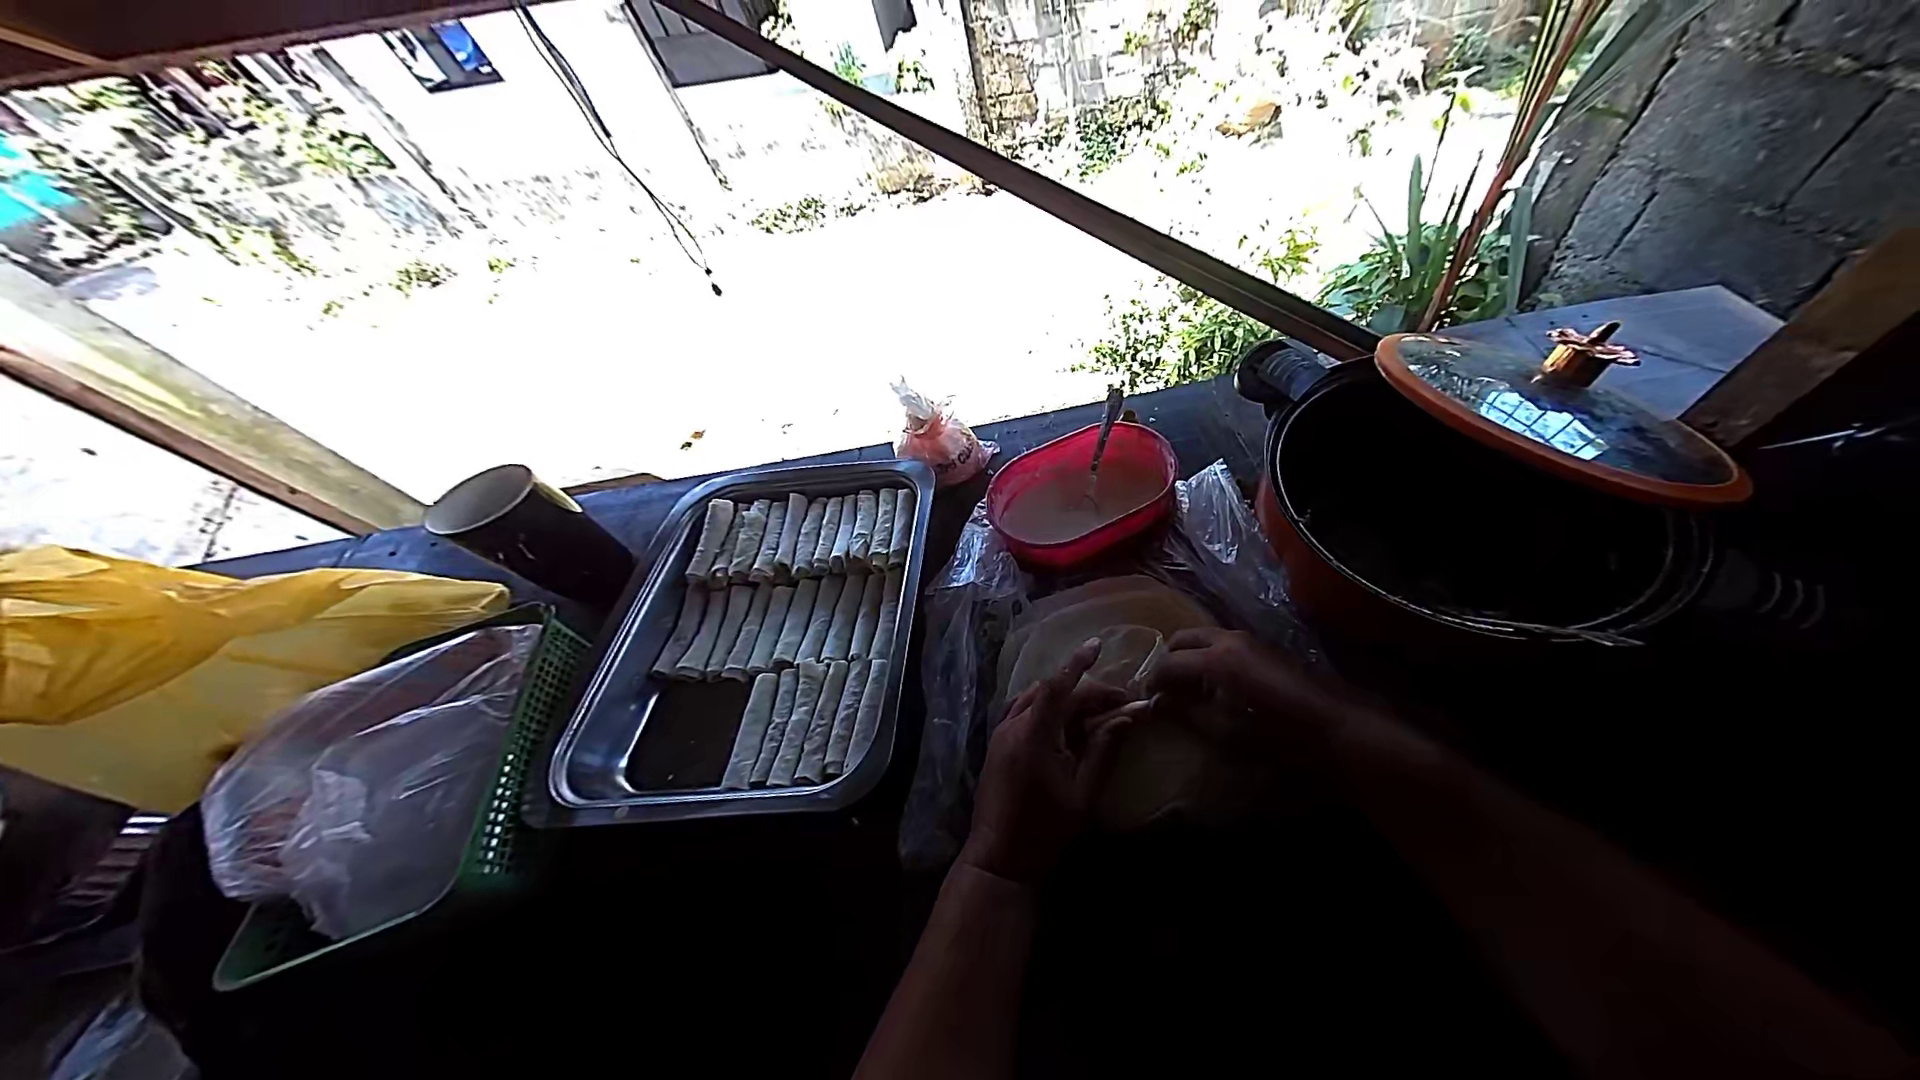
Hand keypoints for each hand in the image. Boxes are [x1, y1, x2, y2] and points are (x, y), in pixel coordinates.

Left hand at [961, 639, 1139, 883]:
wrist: (999, 857)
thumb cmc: (1045, 830)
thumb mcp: (1083, 793)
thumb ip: (1104, 751)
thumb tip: (1127, 718)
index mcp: (1033, 735)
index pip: (1057, 686)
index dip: (1077, 664)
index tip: (1097, 645)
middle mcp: (1012, 726)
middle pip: (1050, 693)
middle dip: (1084, 692)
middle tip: (1118, 704)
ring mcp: (1000, 734)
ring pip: (1033, 699)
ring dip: (1063, 698)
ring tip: (1095, 711)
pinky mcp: (997, 744)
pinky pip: (1022, 712)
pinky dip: (1045, 708)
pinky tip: (1064, 722)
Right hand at [1143, 627, 1351, 758]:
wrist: (1331, 726)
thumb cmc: (1274, 733)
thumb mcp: (1222, 729)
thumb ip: (1185, 712)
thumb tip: (1157, 703)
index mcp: (1214, 659)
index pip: (1168, 663)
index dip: (1154, 681)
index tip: (1148, 698)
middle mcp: (1227, 639)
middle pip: (1182, 639)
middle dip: (1169, 661)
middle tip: (1167, 688)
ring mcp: (1246, 639)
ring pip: (1202, 638)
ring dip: (1190, 657)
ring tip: (1191, 688)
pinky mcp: (1261, 646)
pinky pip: (1221, 643)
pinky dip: (1208, 656)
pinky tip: (1217, 685)